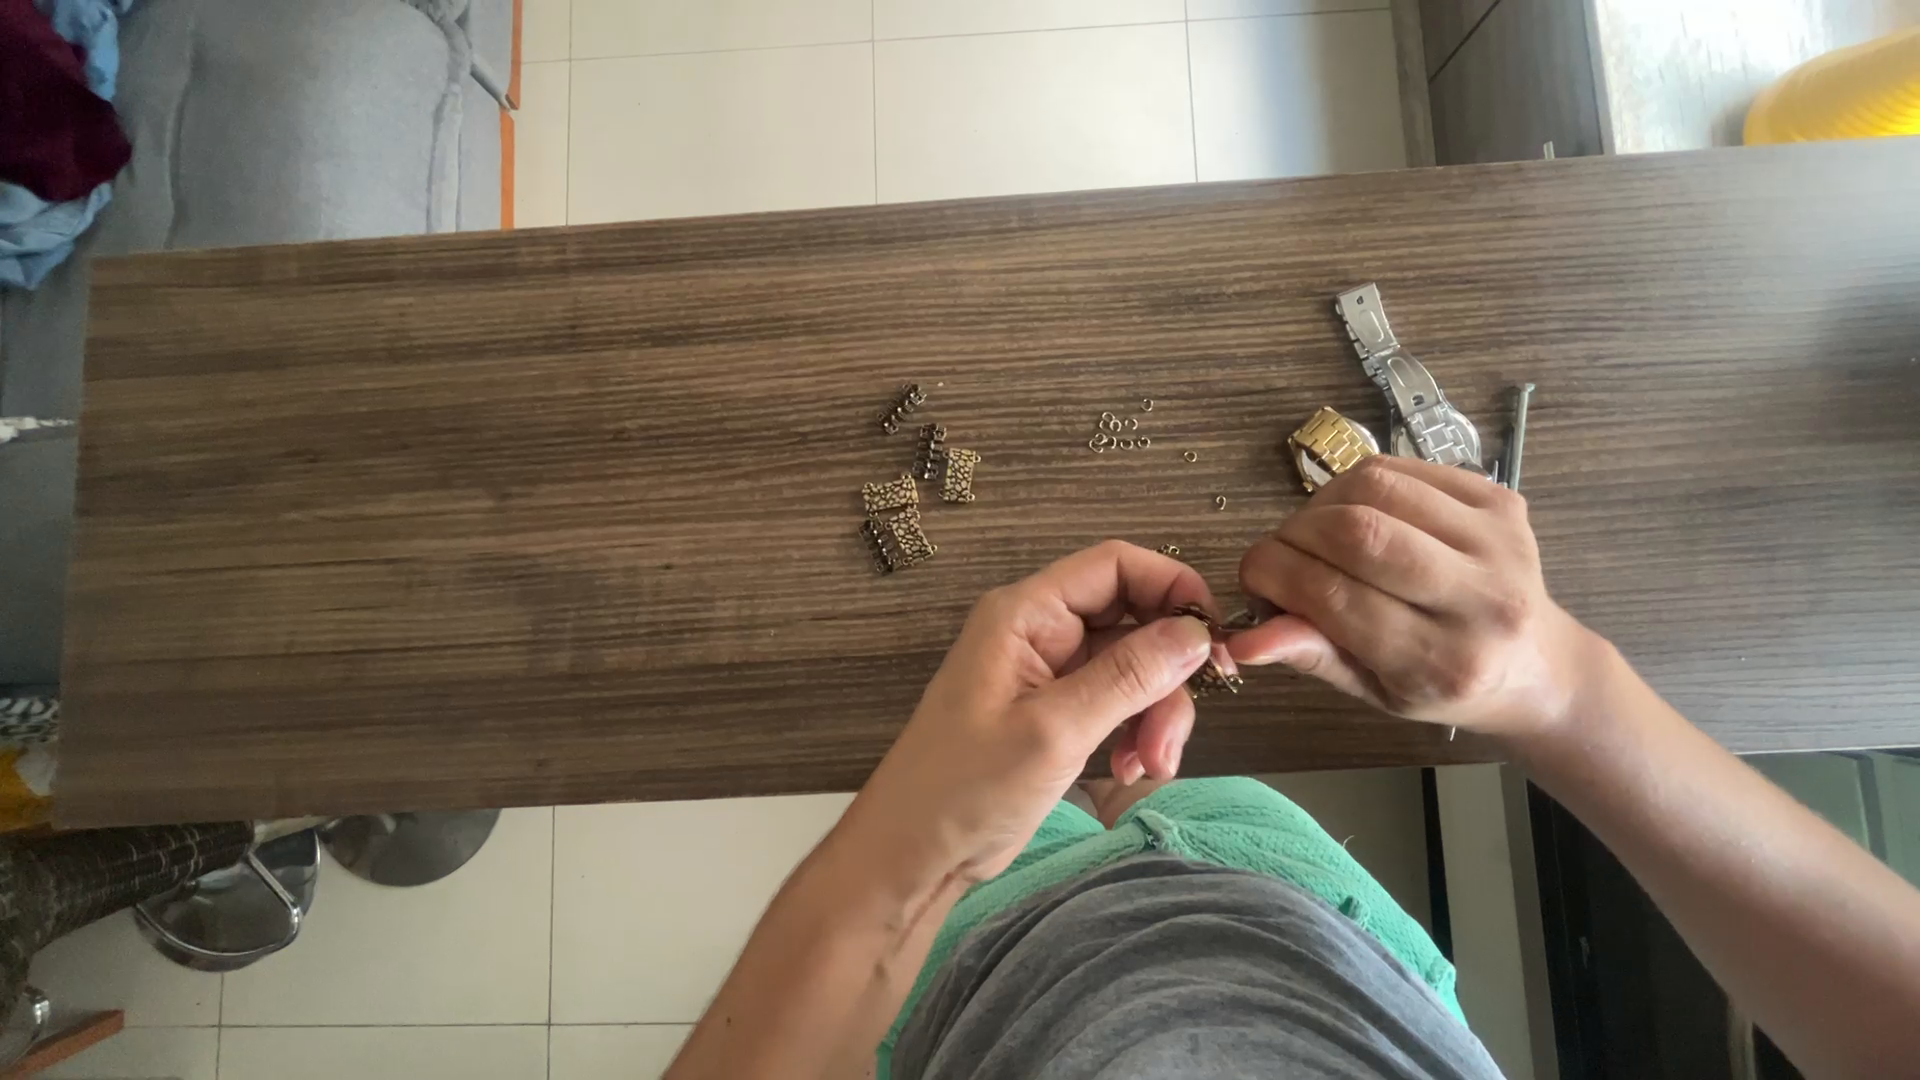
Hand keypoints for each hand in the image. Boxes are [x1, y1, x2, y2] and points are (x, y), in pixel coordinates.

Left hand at [834, 541, 1223, 889]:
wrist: (915, 852)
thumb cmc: (966, 787)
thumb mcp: (1054, 730)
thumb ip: (1127, 676)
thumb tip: (1196, 632)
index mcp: (1026, 613)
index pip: (1113, 566)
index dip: (1171, 587)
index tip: (1215, 639)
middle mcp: (1039, 631)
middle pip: (1131, 620)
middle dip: (1166, 674)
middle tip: (1176, 733)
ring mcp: (1049, 672)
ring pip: (1131, 667)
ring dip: (1154, 713)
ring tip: (1149, 766)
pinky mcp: (1056, 711)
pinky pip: (1115, 702)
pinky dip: (1133, 732)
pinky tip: (1130, 770)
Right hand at [1229, 455, 1598, 736]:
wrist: (1538, 665)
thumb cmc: (1441, 686)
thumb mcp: (1371, 690)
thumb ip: (1310, 656)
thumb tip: (1240, 639)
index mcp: (1441, 661)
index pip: (1332, 596)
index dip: (1272, 574)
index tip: (1251, 577)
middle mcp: (1481, 598)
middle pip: (1355, 534)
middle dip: (1292, 536)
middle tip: (1280, 554)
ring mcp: (1498, 540)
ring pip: (1373, 489)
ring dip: (1319, 507)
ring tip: (1313, 534)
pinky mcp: (1500, 500)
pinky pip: (1398, 469)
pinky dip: (1352, 486)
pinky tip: (1350, 513)